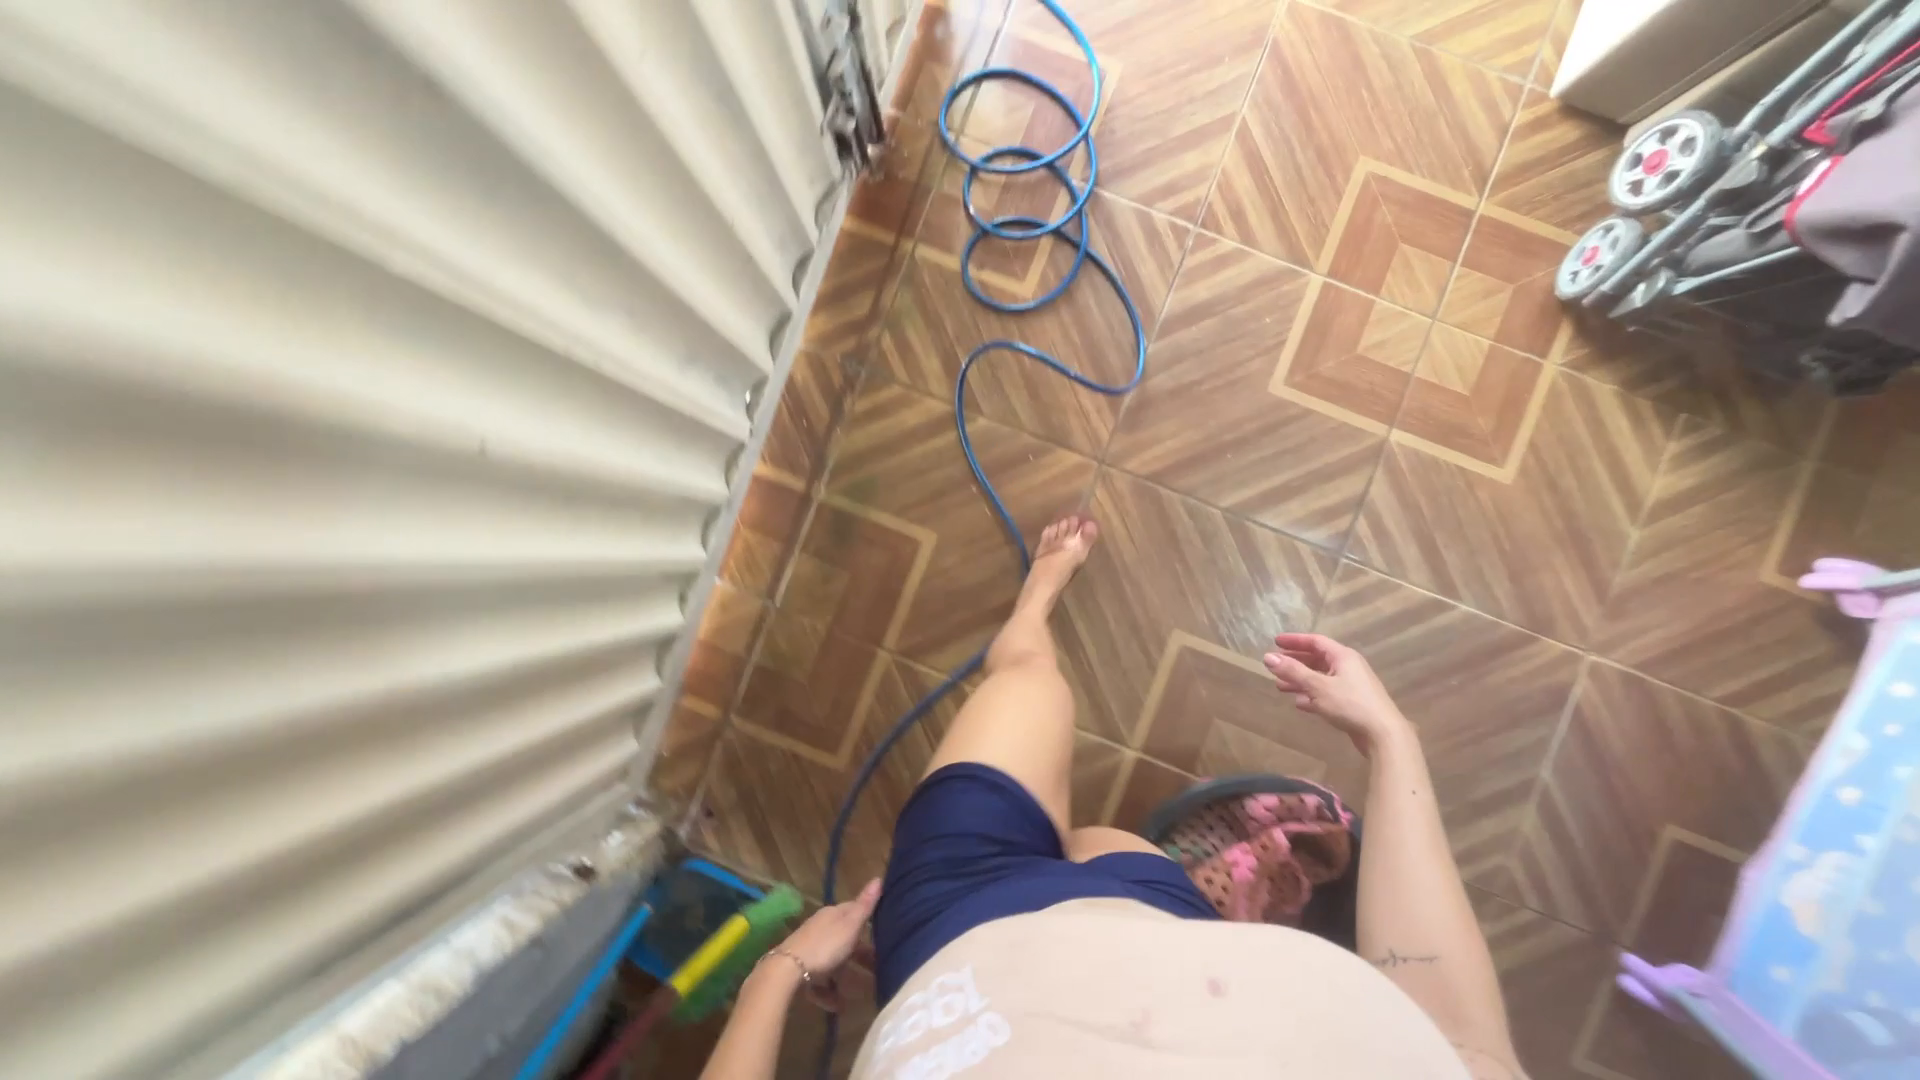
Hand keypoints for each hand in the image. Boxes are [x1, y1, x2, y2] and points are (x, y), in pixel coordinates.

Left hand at [770, 879, 880, 1009]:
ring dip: (845, 976)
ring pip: (832, 961)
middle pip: (844, 939)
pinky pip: (818, 981)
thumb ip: (865, 905)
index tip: (883, 931)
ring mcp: (808, 949)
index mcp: (832, 915)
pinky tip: (837, 1006)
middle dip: (860, 954)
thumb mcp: (849, 926)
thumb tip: (878, 877)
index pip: (853, 911)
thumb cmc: (824, 946)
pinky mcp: (799, 971)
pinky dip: (829, 993)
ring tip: (859, 993)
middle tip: (877, 968)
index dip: (867, 919)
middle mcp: (819, 928)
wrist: (786, 971)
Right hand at [1264, 633, 1412, 755]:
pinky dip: (1311, 695)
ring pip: (1320, 678)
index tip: (1275, 642)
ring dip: (1300, 681)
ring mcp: (1351, 686)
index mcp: (1343, 656)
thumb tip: (1267, 657)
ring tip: (1280, 686)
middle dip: (1295, 663)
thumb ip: (1293, 671)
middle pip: (1317, 659)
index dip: (1294, 641)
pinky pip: (1327, 693)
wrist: (1383, 734)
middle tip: (1275, 666)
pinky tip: (1299, 703)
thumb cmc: (1350, 704)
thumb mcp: (1317, 686)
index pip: (1315, 641)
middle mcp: (1348, 667)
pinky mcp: (1351, 703)